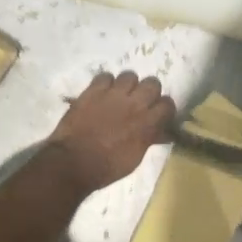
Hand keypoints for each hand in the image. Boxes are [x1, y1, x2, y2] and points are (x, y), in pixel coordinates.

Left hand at [46, 72, 176, 192]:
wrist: (74, 161)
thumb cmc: (107, 166)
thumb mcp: (135, 157)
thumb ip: (148, 138)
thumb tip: (160, 131)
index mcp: (147, 123)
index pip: (167, 103)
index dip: (164, 108)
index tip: (158, 113)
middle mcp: (134, 104)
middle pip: (152, 83)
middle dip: (148, 91)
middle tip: (139, 101)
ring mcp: (113, 94)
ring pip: (129, 75)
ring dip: (127, 85)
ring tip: (119, 95)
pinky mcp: (93, 90)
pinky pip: (105, 76)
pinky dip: (105, 83)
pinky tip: (101, 93)